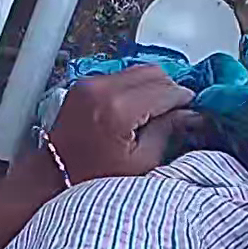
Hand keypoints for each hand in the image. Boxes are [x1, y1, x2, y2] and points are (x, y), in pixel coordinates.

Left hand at [45, 66, 196, 184]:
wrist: (53, 176)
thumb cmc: (96, 178)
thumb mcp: (141, 162)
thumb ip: (167, 131)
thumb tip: (189, 114)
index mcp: (118, 109)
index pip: (165, 90)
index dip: (184, 100)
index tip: (194, 110)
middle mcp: (103, 88)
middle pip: (154, 72)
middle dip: (170, 89)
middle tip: (177, 111)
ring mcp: (91, 83)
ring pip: (138, 70)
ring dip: (154, 86)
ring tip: (159, 110)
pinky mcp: (85, 84)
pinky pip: (121, 76)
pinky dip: (136, 86)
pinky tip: (138, 108)